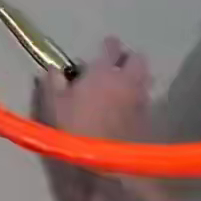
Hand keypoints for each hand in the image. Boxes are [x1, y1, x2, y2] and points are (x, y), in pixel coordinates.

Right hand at [33, 37, 150, 139]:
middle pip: (138, 60)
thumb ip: (54, 81)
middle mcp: (126, 81)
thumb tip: (53, 68)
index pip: (111, 50)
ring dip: (137, 74)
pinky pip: (145, 95)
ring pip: (145, 77)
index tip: (108, 41)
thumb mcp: (54, 103)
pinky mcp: (147, 115)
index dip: (110, 44)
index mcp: (103, 73)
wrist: (106, 158)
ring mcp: (140, 98)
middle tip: (119, 60)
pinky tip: (128, 100)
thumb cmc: (75, 126)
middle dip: (130, 57)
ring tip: (125, 79)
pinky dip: (139, 92)